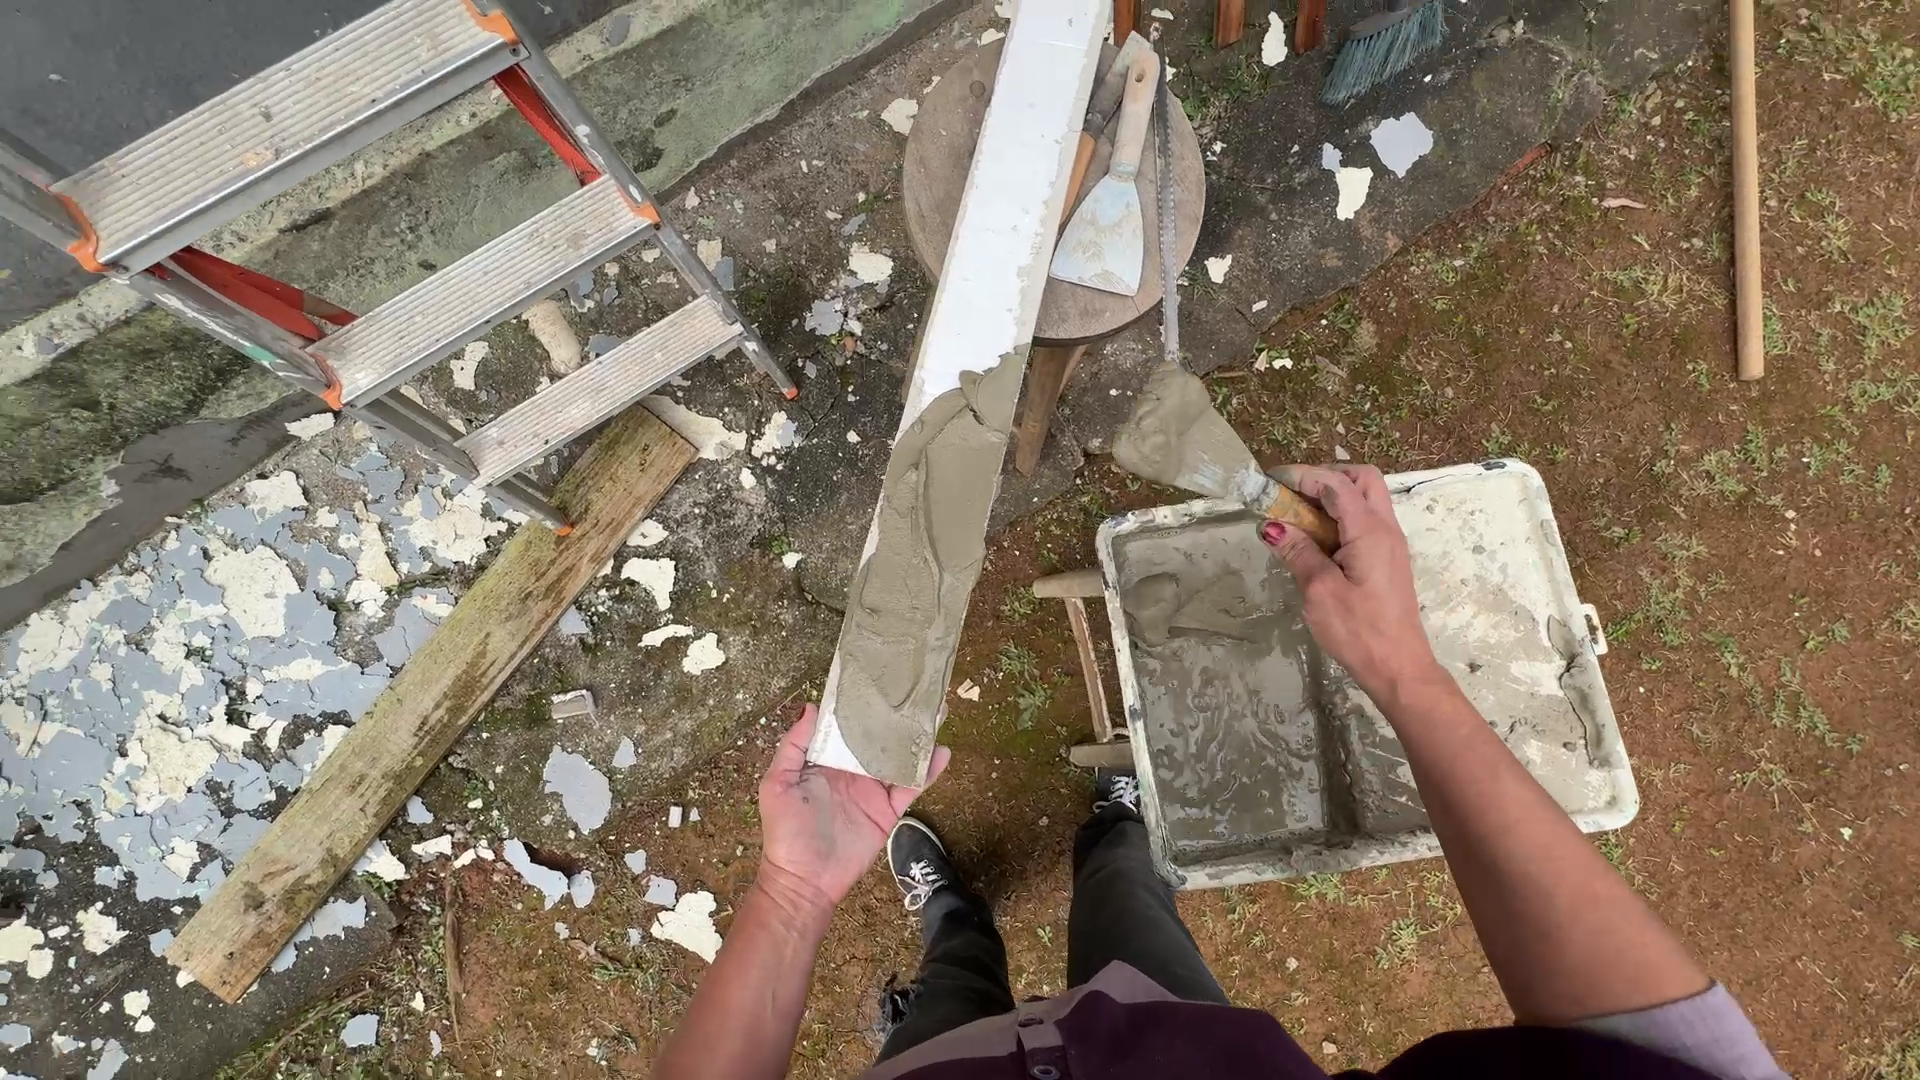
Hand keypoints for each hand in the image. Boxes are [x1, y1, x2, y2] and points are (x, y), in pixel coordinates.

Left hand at [755, 705, 950, 921]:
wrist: (803, 880)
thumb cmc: (785, 830)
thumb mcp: (777, 783)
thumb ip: (793, 745)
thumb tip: (814, 707)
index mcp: (827, 759)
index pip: (848, 726)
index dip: (861, 705)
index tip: (878, 679)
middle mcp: (853, 769)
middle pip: (880, 737)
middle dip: (896, 716)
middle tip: (917, 690)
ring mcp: (873, 789)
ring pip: (900, 757)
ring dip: (918, 737)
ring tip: (937, 713)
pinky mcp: (888, 810)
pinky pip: (911, 787)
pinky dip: (928, 771)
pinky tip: (943, 752)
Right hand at [1261, 464, 1443, 703]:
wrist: (1398, 666)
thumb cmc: (1357, 629)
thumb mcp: (1319, 590)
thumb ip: (1298, 552)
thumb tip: (1272, 526)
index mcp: (1370, 531)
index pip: (1336, 484)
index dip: (1303, 475)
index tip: (1270, 480)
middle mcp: (1385, 529)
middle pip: (1361, 479)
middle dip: (1324, 476)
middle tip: (1291, 493)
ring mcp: (1388, 544)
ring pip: (1364, 499)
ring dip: (1330, 496)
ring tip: (1295, 515)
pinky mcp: (1385, 559)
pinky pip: (1363, 521)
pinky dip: (1337, 517)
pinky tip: (1313, 538)